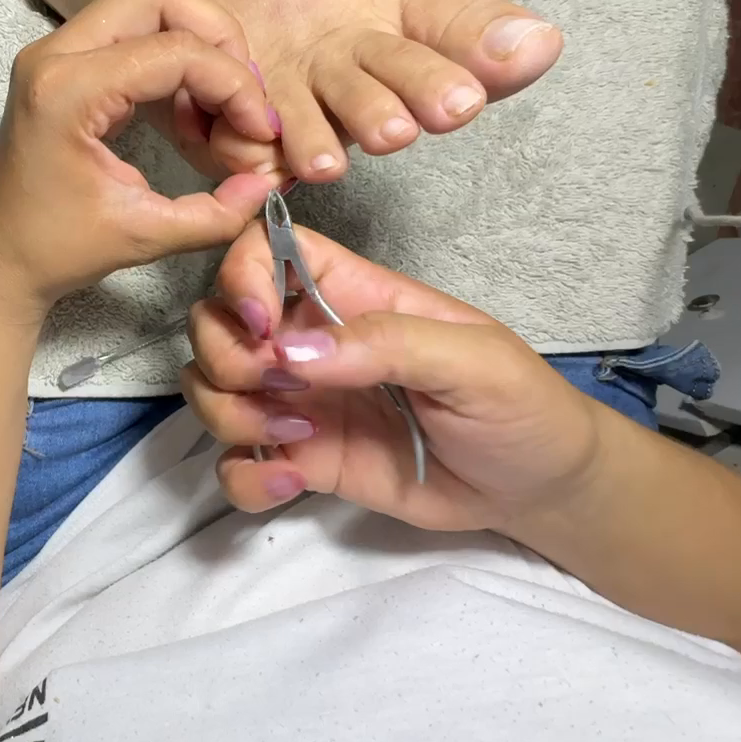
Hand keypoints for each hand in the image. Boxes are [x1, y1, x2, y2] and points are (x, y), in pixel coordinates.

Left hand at [0, 0, 282, 318]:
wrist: (1, 260)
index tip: (259, 133)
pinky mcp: (61, 69)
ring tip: (223, 113)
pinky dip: (170, 65)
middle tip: (247, 98)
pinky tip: (192, 116)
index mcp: (63, 91)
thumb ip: (216, 213)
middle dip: (218, 39)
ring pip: (144, 9)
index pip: (173, 52)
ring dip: (196, 49)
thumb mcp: (143, 236)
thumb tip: (271, 183)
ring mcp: (52, 56)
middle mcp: (51, 56)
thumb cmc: (55, 250)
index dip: (234, 85)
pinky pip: (128, 38)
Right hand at [180, 222, 603, 533]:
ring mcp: (293, 401)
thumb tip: (290, 354)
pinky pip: (232, 464)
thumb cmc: (518, 405)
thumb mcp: (474, 361)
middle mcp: (304, 342)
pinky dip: (243, 477)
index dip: (240, 275)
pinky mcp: (294, 457)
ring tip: (298, 439)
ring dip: (230, 416)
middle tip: (284, 390)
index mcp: (344, 295)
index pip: (263, 251)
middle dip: (225, 358)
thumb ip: (387, 343)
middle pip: (213, 322)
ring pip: (208, 389)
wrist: (532, 490)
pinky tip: (291, 482)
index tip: (261, 325)